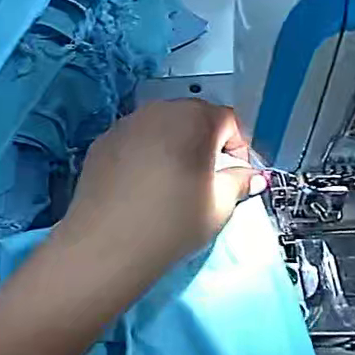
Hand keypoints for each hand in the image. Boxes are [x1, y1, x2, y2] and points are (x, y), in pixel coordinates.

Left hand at [53, 99, 264, 285]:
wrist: (106, 245)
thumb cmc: (173, 222)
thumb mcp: (219, 206)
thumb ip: (238, 182)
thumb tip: (252, 175)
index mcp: (195, 119)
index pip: (228, 121)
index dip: (238, 147)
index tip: (234, 175)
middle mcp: (160, 110)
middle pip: (193, 117)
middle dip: (205, 141)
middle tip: (206, 178)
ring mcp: (126, 123)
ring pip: (161, 126)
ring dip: (173, 145)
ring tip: (171, 182)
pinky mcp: (102, 141)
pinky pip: (135, 139)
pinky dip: (145, 153)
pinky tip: (141, 186)